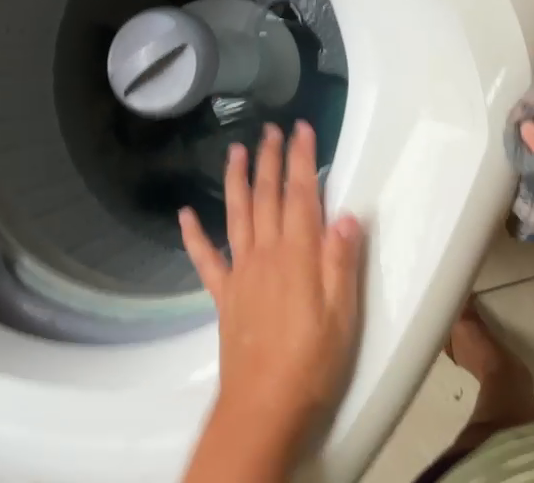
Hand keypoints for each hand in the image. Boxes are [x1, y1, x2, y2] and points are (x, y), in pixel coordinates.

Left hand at [180, 121, 363, 457]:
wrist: (263, 407)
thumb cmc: (312, 361)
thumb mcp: (343, 313)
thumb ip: (342, 260)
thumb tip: (348, 212)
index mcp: (299, 254)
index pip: (302, 194)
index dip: (301, 158)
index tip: (300, 128)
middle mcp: (266, 253)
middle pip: (267, 196)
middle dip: (269, 159)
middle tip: (269, 128)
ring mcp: (241, 273)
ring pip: (236, 215)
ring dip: (236, 180)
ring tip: (235, 150)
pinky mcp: (224, 295)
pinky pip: (205, 258)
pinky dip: (194, 234)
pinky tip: (185, 215)